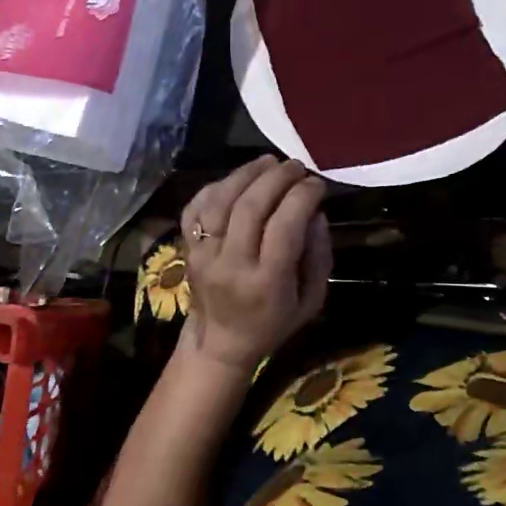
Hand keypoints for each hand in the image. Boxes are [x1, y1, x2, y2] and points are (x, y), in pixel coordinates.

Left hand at [177, 157, 329, 372]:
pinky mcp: (186, 248)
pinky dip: (216, 186)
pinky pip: (195, 207)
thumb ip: (319, 257)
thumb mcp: (311, 301)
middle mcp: (230, 266)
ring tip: (270, 162)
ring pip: (220, 201)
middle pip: (250, 207)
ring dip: (247, 174)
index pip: (284, 228)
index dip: (302, 197)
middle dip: (277, 178)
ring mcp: (203, 255)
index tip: (317, 184)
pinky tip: (238, 179)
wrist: (220, 343)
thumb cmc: (273, 323)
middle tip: (297, 166)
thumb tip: (316, 213)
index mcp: (266, 283)